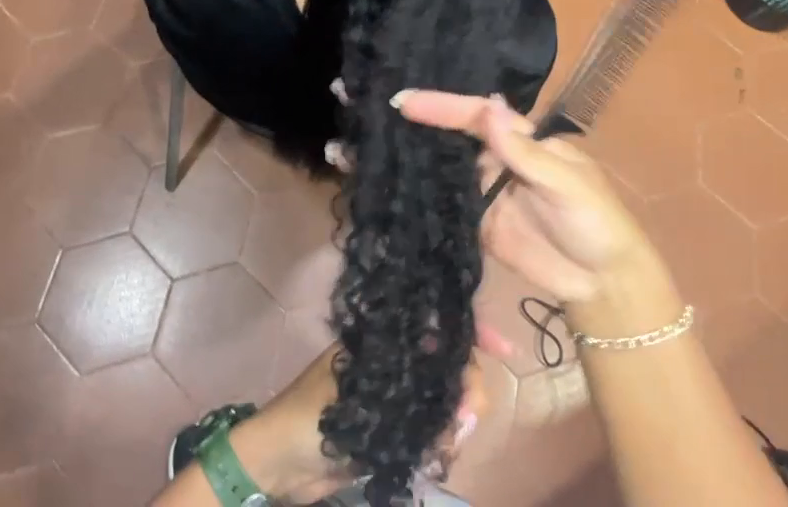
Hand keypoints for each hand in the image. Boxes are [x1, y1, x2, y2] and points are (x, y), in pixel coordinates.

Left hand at [228, 332, 507, 500]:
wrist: (279, 462)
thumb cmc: (310, 415)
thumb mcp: (361, 399)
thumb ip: (415, 400)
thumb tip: (467, 407)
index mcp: (385, 342)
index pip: (439, 325)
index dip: (475, 332)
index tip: (509, 350)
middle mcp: (396, 364)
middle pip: (453, 368)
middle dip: (467, 392)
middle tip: (461, 422)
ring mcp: (398, 398)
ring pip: (448, 404)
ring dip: (452, 425)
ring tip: (439, 445)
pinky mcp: (396, 432)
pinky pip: (434, 433)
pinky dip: (439, 446)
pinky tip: (430, 457)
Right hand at [395, 91, 658, 303]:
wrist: (602, 283)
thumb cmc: (595, 222)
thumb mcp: (566, 184)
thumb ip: (525, 152)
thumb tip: (489, 107)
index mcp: (522, 141)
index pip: (476, 116)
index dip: (442, 107)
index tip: (405, 102)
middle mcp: (498, 161)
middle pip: (453, 137)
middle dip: (419, 125)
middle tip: (375, 115)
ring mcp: (485, 193)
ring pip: (444, 168)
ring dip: (415, 157)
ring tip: (371, 146)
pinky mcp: (477, 225)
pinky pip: (446, 206)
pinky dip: (422, 197)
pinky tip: (392, 188)